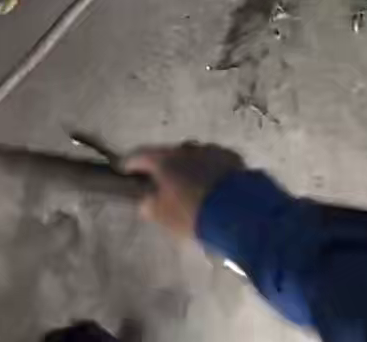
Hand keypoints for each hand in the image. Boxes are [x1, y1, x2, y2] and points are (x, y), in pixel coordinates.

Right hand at [124, 142, 246, 236]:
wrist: (241, 213)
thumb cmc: (194, 214)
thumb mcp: (165, 217)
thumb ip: (150, 206)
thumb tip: (145, 201)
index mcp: (163, 160)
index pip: (139, 156)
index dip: (130, 163)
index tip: (125, 171)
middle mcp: (183, 149)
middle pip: (168, 154)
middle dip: (164, 166)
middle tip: (163, 182)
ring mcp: (209, 151)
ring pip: (193, 156)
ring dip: (189, 167)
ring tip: (193, 186)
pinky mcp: (232, 159)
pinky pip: (216, 163)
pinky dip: (212, 171)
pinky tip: (217, 186)